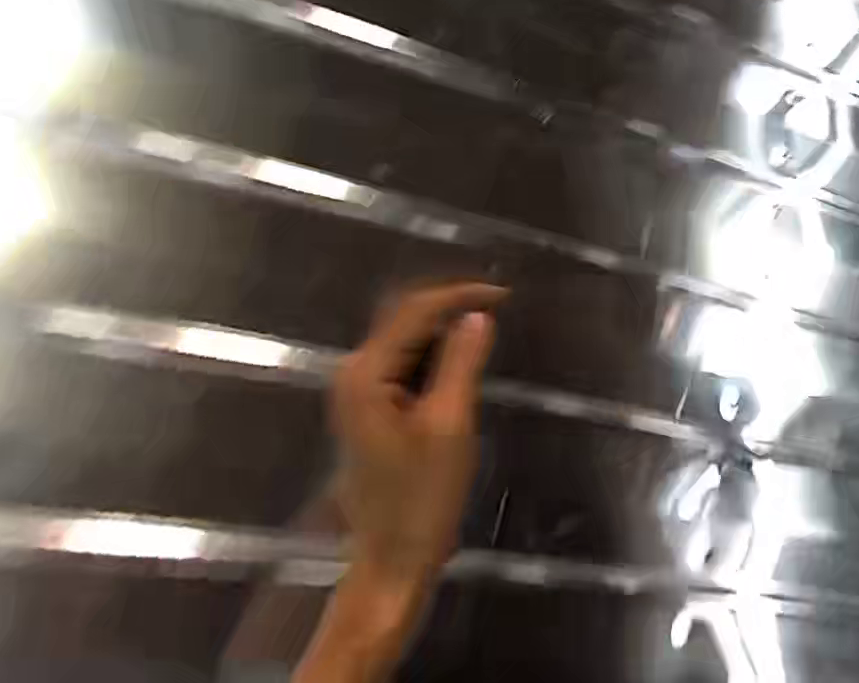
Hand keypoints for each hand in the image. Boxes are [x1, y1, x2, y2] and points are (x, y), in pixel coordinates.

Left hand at [332, 282, 504, 585]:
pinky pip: (405, 361)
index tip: (503, 295)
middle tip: (499, 305)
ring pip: (406, 338)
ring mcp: (359, 390)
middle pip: (405, 318)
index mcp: (366, 373)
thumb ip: (462, 362)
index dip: (459, 295)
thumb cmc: (422, 498)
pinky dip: (436, 352)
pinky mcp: (371, 406)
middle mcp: (355, 372)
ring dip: (445, 328)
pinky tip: (462, 357)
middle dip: (451, 306)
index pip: (415, 311)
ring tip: (487, 325)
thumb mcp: (450, 424)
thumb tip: (479, 315)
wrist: (391, 563)